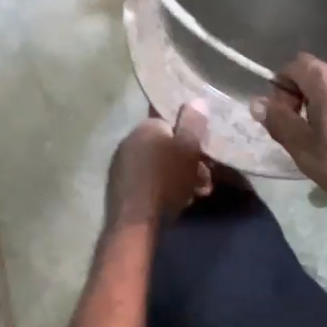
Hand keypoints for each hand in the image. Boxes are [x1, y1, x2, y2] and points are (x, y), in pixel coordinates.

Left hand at [105, 104, 213, 227]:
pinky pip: (148, 181)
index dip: (190, 135)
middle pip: (166, 146)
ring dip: (179, 176)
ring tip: (197, 194)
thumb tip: (197, 100)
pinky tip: (177, 202)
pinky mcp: (120, 189)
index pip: (170, 121)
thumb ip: (193, 123)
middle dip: (188, 160)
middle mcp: (129, 142)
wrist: (135, 226)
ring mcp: (121, 166)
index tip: (205, 151)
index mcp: (144, 127)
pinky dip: (164, 188)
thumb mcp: (188, 149)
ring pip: (159, 165)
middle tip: (206, 178)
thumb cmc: (166, 182)